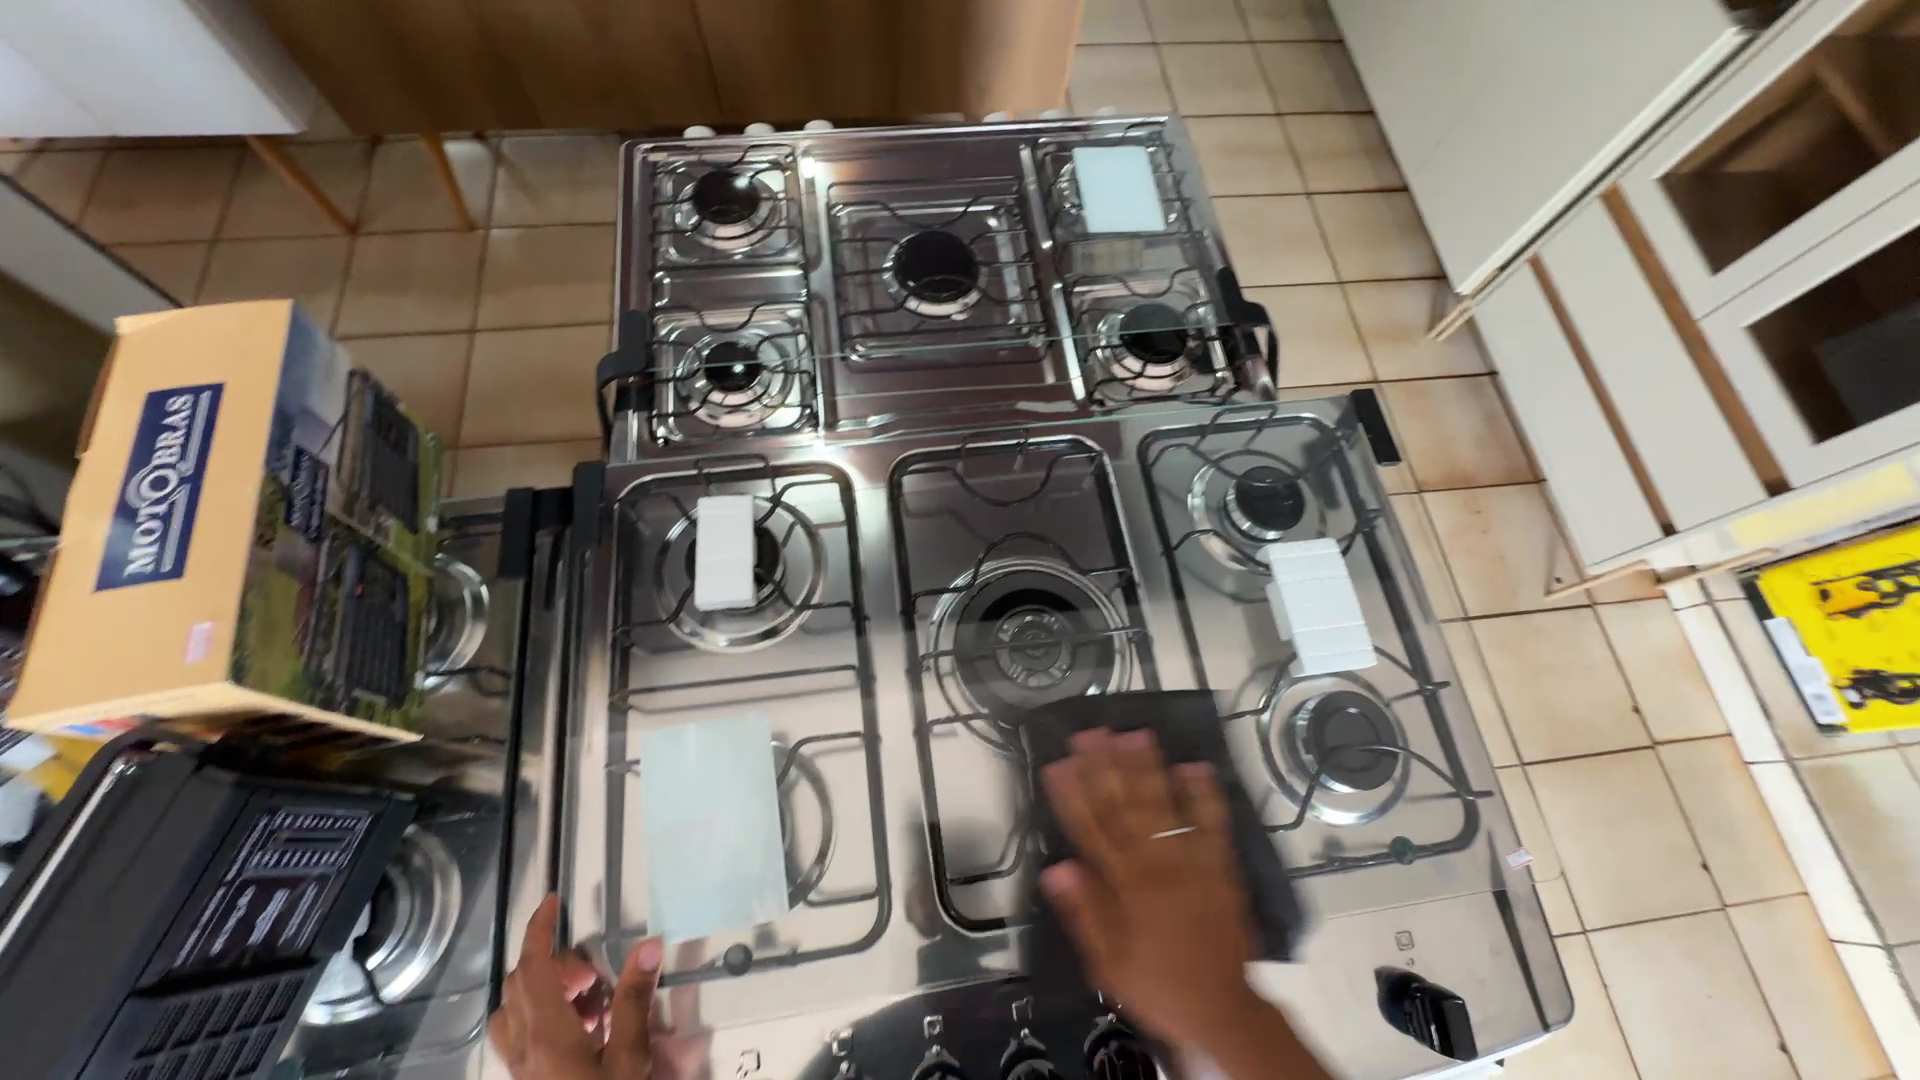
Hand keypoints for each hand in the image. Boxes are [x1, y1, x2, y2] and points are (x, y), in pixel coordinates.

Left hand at [489, 895, 663, 1079]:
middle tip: (594, 969)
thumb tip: (649, 945)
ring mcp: (519, 1069)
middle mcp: (523, 1047)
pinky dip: (545, 1016)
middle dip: (554, 961)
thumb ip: (634, 1001)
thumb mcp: (629, 1060)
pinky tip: (583, 1033)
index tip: (554, 902)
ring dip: (546, 989)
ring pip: (515, 1010)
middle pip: (521, 984)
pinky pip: (522, 1035)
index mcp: (547, 1034)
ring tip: (591, 1000)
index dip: (539, 930)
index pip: (533, 967)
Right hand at [1039, 728, 1263, 1048]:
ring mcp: (1190, 863)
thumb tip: (1057, 867)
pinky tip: (1195, 766)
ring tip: (1134, 733)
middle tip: (1092, 732)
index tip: (1057, 762)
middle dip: (1105, 767)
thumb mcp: (1107, 963)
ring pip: (1163, 808)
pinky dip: (1205, 796)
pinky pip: (1213, 826)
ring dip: (1148, 769)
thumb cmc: (1157, 984)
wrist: (1221, 1008)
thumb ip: (1085, 913)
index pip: (1090, 831)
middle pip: (1124, 809)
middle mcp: (1154, 867)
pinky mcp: (1221, 867)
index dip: (1072, 795)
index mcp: (1124, 888)